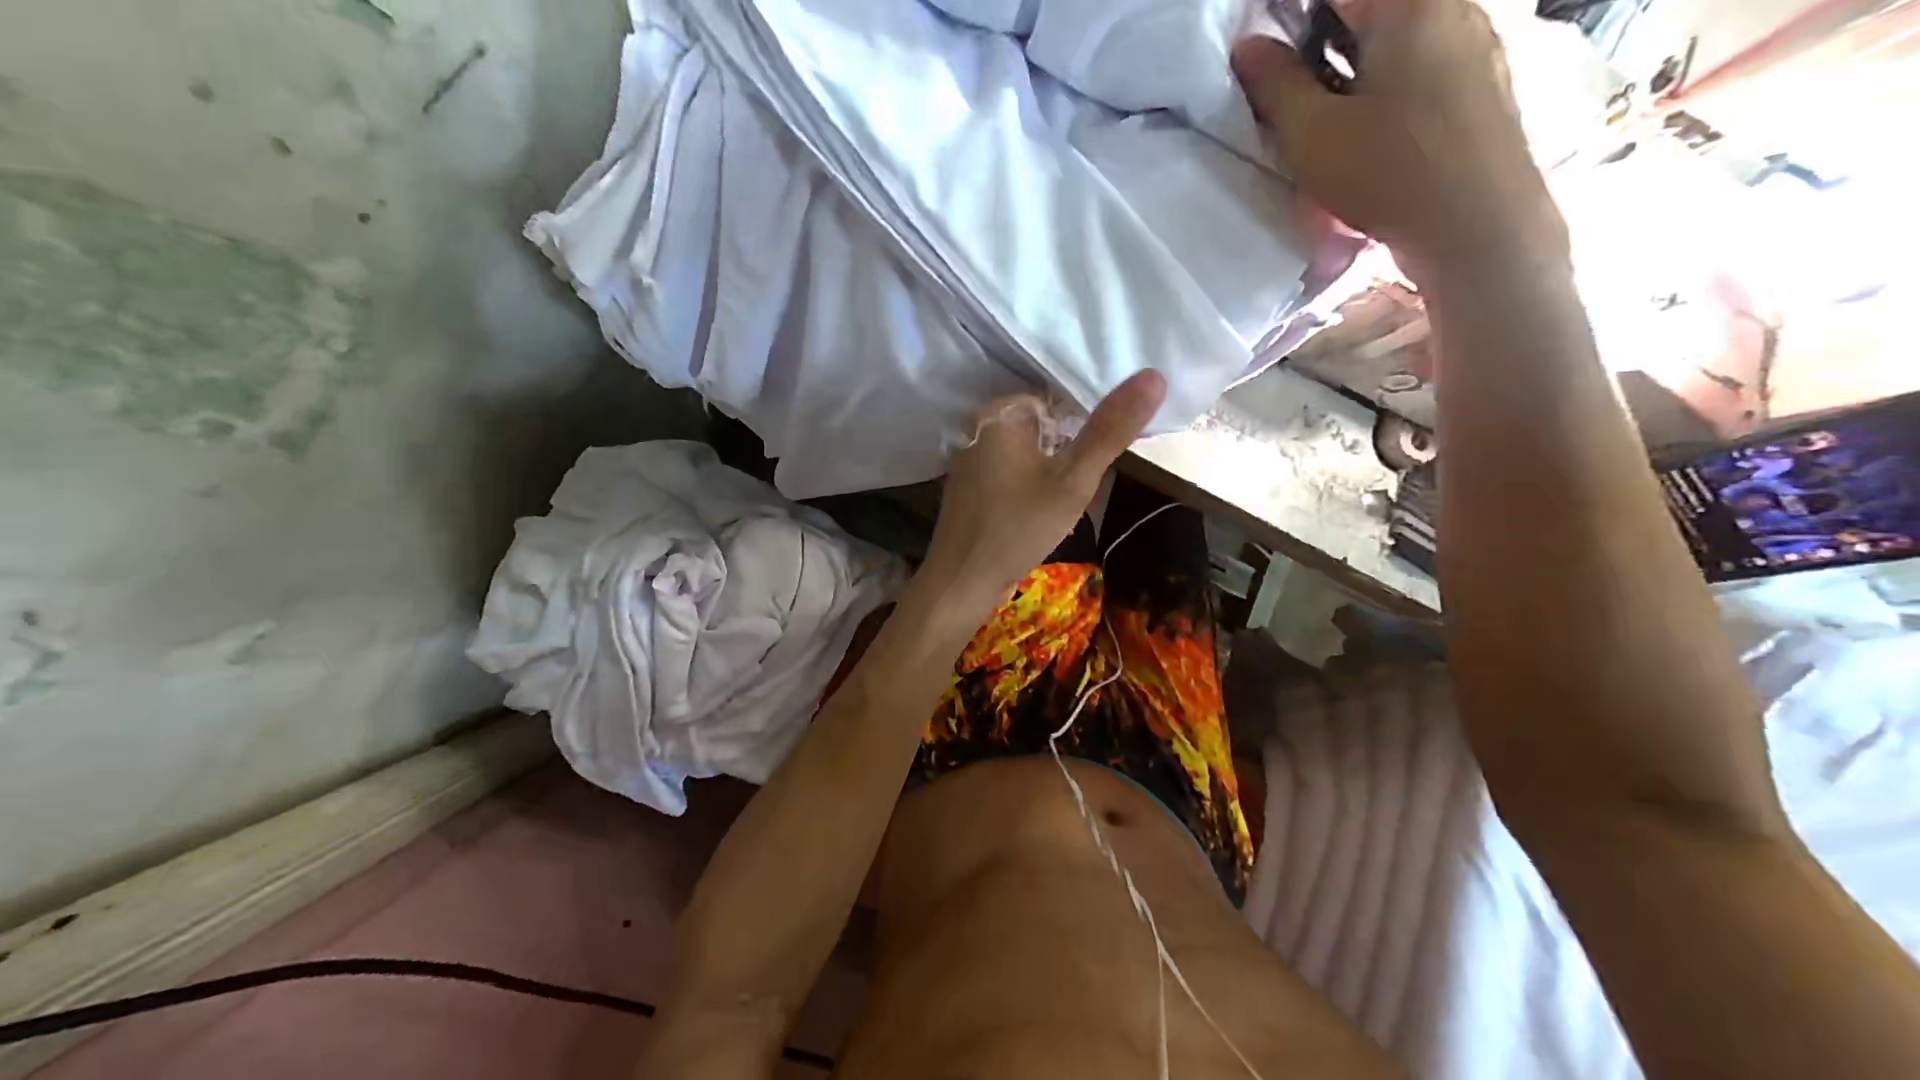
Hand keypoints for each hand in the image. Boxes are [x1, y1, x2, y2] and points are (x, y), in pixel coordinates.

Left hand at [921, 370, 1167, 601]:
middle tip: (1080, 484)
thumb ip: (1111, 430)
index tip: (1101, 454)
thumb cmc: (1017, 528)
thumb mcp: (1073, 480)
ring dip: (1053, 469)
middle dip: (1070, 449)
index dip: (1088, 422)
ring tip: (1064, 499)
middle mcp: (978, 425)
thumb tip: (1154, 375)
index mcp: (999, 412)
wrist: (961, 583)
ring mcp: (971, 457)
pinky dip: (1032, 482)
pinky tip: (1041, 509)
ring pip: (1031, 449)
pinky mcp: (972, 484)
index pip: (1059, 395)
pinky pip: (1013, 470)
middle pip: (1044, 423)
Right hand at [1232, 0, 1568, 282]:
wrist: (1478, 226)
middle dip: (1323, 39)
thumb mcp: (1312, 135)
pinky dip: (1387, 84)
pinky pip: (1424, 64)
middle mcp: (1453, 7)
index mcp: (1410, 3)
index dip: (1290, 14)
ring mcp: (1477, 44)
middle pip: (1372, 11)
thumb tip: (1248, 46)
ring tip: (1327, 115)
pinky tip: (1373, 131)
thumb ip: (1276, 85)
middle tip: (1290, 86)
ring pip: (1400, 37)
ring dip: (1355, 66)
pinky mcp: (1486, 84)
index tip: (1265, 53)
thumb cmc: (1388, 172)